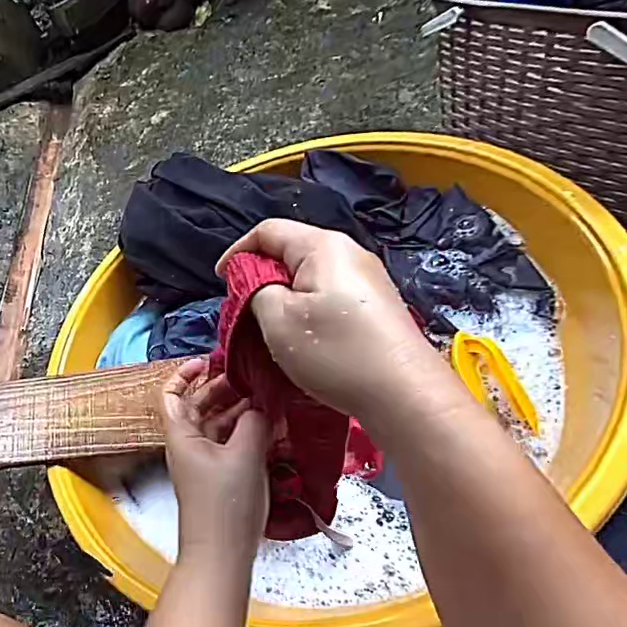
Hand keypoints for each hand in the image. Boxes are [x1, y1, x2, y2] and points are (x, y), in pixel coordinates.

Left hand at [160, 358, 271, 561]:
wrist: (221, 554)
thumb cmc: (224, 503)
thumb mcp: (244, 454)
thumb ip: (255, 422)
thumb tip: (263, 406)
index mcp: (181, 433)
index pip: (172, 392)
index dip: (186, 372)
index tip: (210, 360)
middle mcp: (188, 443)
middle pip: (199, 404)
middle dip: (223, 388)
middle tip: (251, 378)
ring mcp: (204, 460)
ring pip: (218, 423)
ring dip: (239, 409)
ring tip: (266, 399)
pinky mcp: (220, 474)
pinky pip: (230, 441)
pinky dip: (246, 430)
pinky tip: (269, 427)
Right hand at [219, 219, 459, 422]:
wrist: (405, 395)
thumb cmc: (337, 353)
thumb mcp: (278, 320)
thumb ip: (255, 291)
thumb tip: (257, 285)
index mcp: (324, 246)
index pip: (268, 231)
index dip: (237, 252)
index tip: (220, 281)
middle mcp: (349, 254)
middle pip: (291, 252)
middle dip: (261, 277)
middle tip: (244, 311)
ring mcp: (368, 281)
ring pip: (310, 278)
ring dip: (284, 298)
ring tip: (272, 330)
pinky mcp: (377, 307)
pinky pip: (330, 296)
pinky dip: (308, 311)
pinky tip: (306, 340)